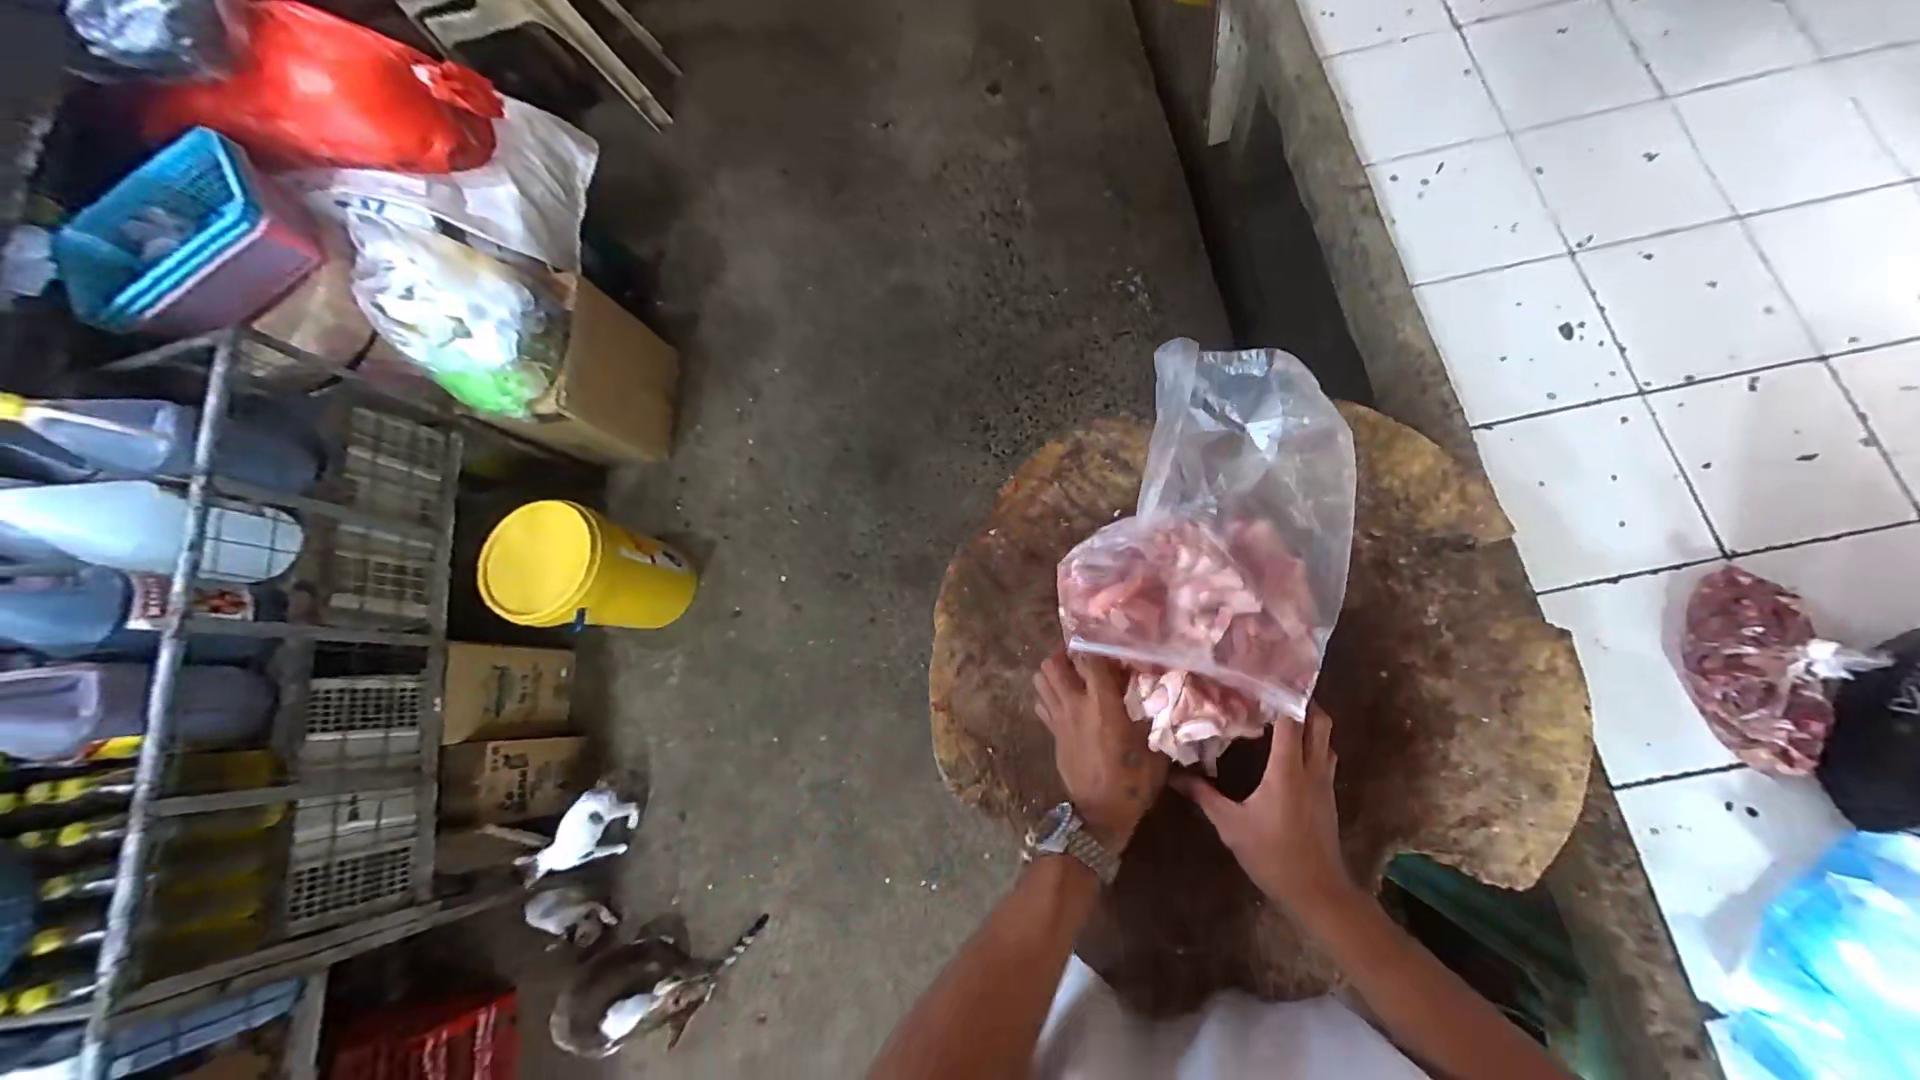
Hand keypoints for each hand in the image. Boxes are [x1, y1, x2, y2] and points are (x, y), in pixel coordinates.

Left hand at [1032, 650, 1166, 849]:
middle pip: (1053, 664)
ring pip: (1041, 680)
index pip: (1089, 660)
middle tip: (1081, 657)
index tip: (1105, 645)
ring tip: (1071, 674)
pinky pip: (1041, 703)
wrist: (1102, 813)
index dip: (1094, 647)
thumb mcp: (1153, 744)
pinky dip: (1048, 694)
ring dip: (1053, 672)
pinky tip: (1064, 700)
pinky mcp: (1052, 733)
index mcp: (1102, 703)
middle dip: (1064, 654)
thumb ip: (1153, 713)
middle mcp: (1075, 705)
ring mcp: (1059, 718)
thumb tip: (1159, 690)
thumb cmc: (1133, 779)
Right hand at [1171, 704, 1354, 922]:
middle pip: (1319, 722)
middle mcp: (1311, 769)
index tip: (1262, 679)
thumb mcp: (1230, 825)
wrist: (1319, 893)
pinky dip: (1312, 743)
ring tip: (1281, 713)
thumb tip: (1173, 776)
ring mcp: (1325, 783)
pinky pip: (1325, 757)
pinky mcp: (1329, 797)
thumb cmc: (1273, 856)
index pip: (1291, 720)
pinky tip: (1289, 750)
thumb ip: (1203, 795)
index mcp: (1287, 770)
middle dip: (1302, 701)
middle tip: (1274, 690)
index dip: (1280, 696)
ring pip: (1326, 739)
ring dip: (1309, 721)